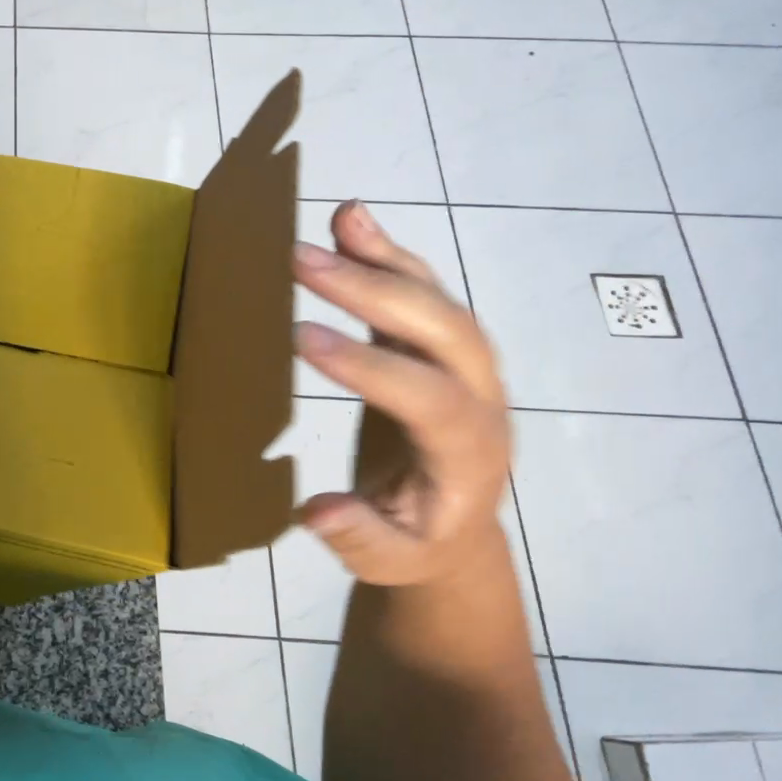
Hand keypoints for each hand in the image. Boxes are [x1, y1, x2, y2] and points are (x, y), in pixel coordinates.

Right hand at [292, 201, 510, 587]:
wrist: (453, 528)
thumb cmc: (415, 543)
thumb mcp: (388, 561)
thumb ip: (359, 538)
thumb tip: (315, 508)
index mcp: (468, 453)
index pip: (428, 398)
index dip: (368, 368)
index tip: (301, 338)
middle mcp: (481, 398)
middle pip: (442, 331)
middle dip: (372, 291)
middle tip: (302, 261)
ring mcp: (466, 369)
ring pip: (437, 303)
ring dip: (384, 259)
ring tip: (339, 219)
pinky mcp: (440, 354)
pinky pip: (423, 298)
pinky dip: (389, 259)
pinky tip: (353, 227)